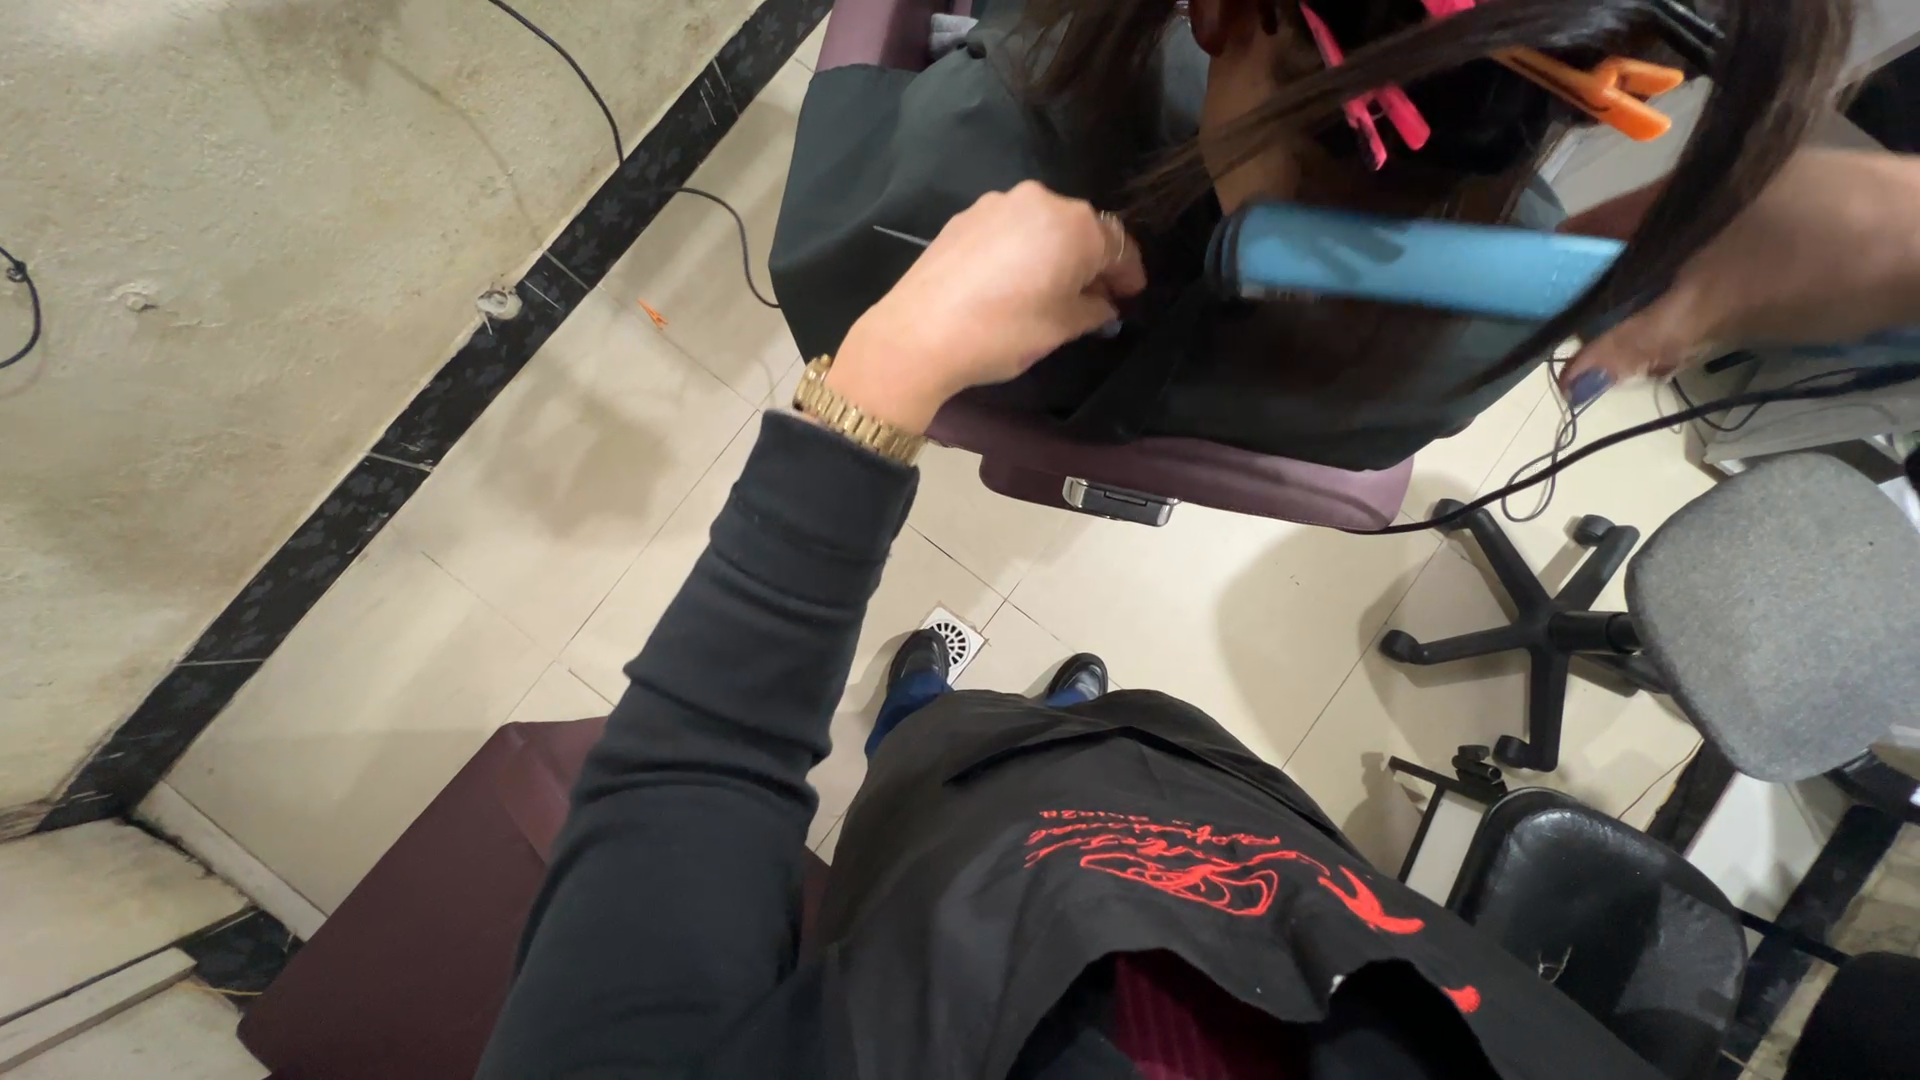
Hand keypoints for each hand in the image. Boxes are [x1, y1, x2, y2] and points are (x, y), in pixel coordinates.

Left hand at [826, 181, 1147, 433]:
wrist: (918, 335)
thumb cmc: (1002, 333)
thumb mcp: (1059, 329)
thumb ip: (1093, 309)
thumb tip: (1105, 303)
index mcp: (1073, 225)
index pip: (1118, 244)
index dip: (1128, 274)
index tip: (1130, 297)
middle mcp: (1039, 200)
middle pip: (1080, 229)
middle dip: (1091, 262)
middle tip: (1093, 298)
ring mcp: (997, 204)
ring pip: (1043, 226)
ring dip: (1055, 254)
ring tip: (1050, 291)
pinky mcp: (965, 217)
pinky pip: (1010, 230)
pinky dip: (1022, 251)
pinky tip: (1012, 281)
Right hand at [1557, 148, 1919, 404]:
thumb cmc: (1826, 260)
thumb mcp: (1715, 308)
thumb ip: (1633, 345)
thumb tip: (1565, 387)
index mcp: (1670, 197)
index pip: (1577, 236)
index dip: (1547, 278)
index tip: (1537, 324)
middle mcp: (1693, 202)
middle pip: (1613, 264)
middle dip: (1603, 316)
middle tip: (1607, 357)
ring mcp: (1733, 219)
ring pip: (1657, 278)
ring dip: (1647, 324)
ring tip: (1664, 357)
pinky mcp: (1766, 240)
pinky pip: (1699, 279)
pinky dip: (1688, 313)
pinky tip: (1699, 340)